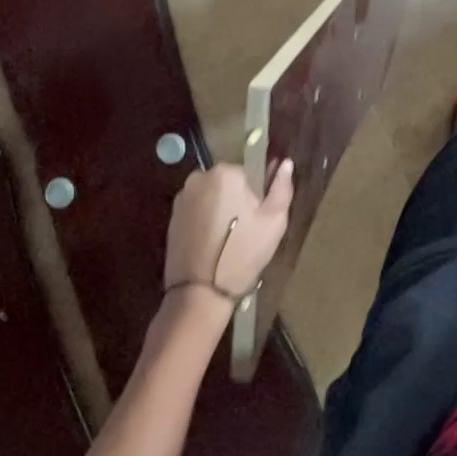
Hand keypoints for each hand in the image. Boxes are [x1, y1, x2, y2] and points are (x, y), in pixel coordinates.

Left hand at [164, 162, 293, 298]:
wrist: (199, 292)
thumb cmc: (242, 252)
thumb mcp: (274, 220)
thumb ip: (281, 187)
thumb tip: (285, 163)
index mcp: (225, 173)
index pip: (250, 173)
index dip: (258, 195)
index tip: (259, 217)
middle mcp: (199, 177)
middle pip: (229, 183)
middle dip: (238, 200)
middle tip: (247, 230)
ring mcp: (182, 198)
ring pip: (212, 196)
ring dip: (221, 210)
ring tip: (229, 240)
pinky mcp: (171, 218)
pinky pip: (197, 211)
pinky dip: (206, 221)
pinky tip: (213, 244)